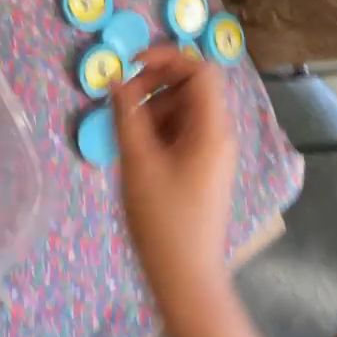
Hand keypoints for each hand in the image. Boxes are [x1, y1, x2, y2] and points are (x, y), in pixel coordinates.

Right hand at [112, 47, 238, 294]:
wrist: (185, 279)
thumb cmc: (162, 219)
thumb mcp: (137, 161)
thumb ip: (126, 113)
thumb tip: (118, 78)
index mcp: (212, 128)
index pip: (200, 69)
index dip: (167, 58)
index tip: (132, 64)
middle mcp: (218, 134)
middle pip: (191, 86)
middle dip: (155, 84)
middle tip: (121, 99)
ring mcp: (212, 153)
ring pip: (183, 109)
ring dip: (153, 107)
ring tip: (124, 129)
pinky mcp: (202, 168)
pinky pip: (182, 131)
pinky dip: (158, 128)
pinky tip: (135, 148)